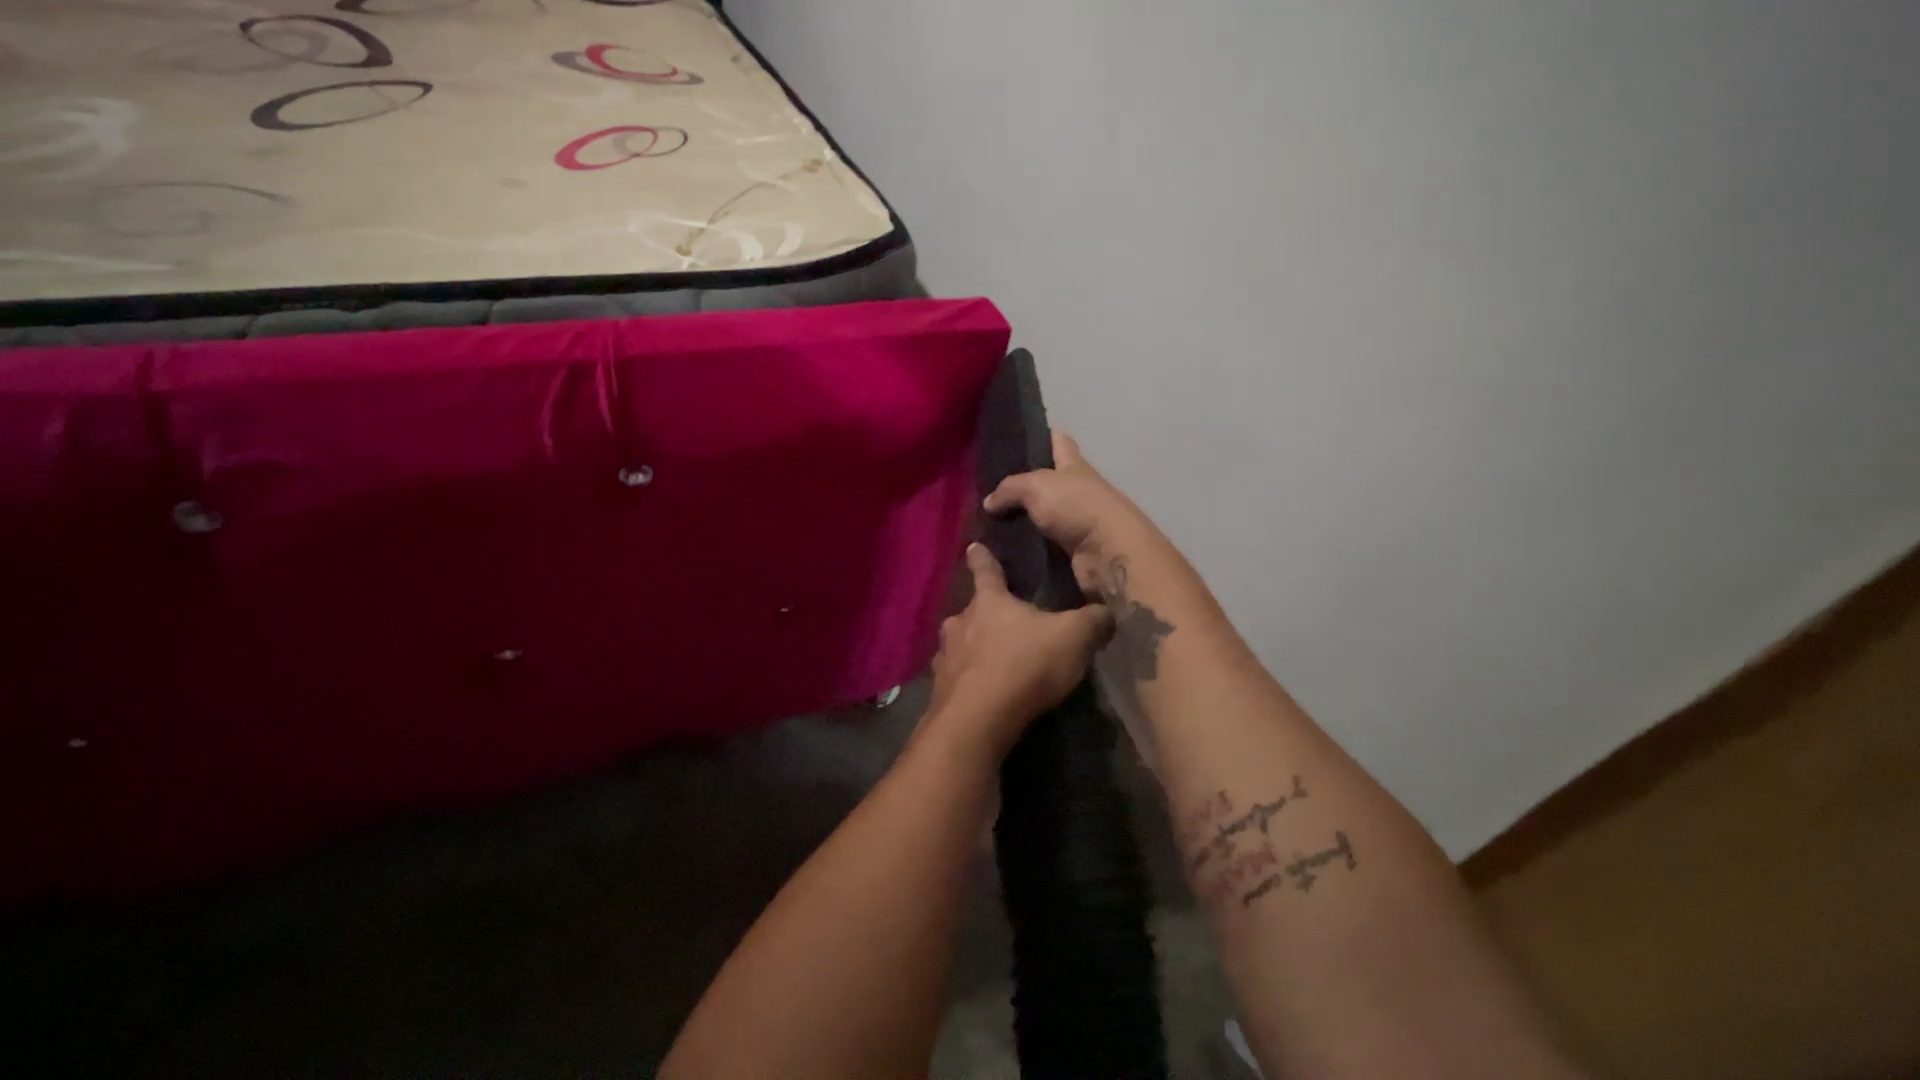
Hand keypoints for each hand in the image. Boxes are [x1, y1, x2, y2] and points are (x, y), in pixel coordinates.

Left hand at [925, 543, 1113, 758]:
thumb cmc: (1025, 665)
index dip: (983, 558)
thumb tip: (1108, 612)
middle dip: (981, 614)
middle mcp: (960, 623)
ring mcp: (945, 658)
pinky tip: (980, 694)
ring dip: (970, 650)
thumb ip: (1093, 622)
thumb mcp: (1074, 638)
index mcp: (989, 602)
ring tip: (988, 661)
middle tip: (995, 621)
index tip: (973, 546)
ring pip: (958, 645)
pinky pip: (955, 680)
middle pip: (970, 611)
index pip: (986, 570)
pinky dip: (966, 682)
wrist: (979, 720)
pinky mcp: (940, 692)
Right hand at [982, 432, 1153, 591]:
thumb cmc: (1076, 506)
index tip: (1014, 439)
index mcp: (1074, 465)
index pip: (1058, 440)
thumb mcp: (1036, 486)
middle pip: (1047, 481)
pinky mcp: (1072, 550)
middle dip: (1021, 485)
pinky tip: (1002, 547)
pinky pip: (1042, 544)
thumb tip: (988, 503)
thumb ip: (1009, 489)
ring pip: (1042, 515)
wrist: (1107, 553)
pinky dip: (1026, 546)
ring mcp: (1076, 521)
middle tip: (988, 491)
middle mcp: (1077, 490)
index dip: (1040, 435)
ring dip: (1021, 519)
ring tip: (987, 523)